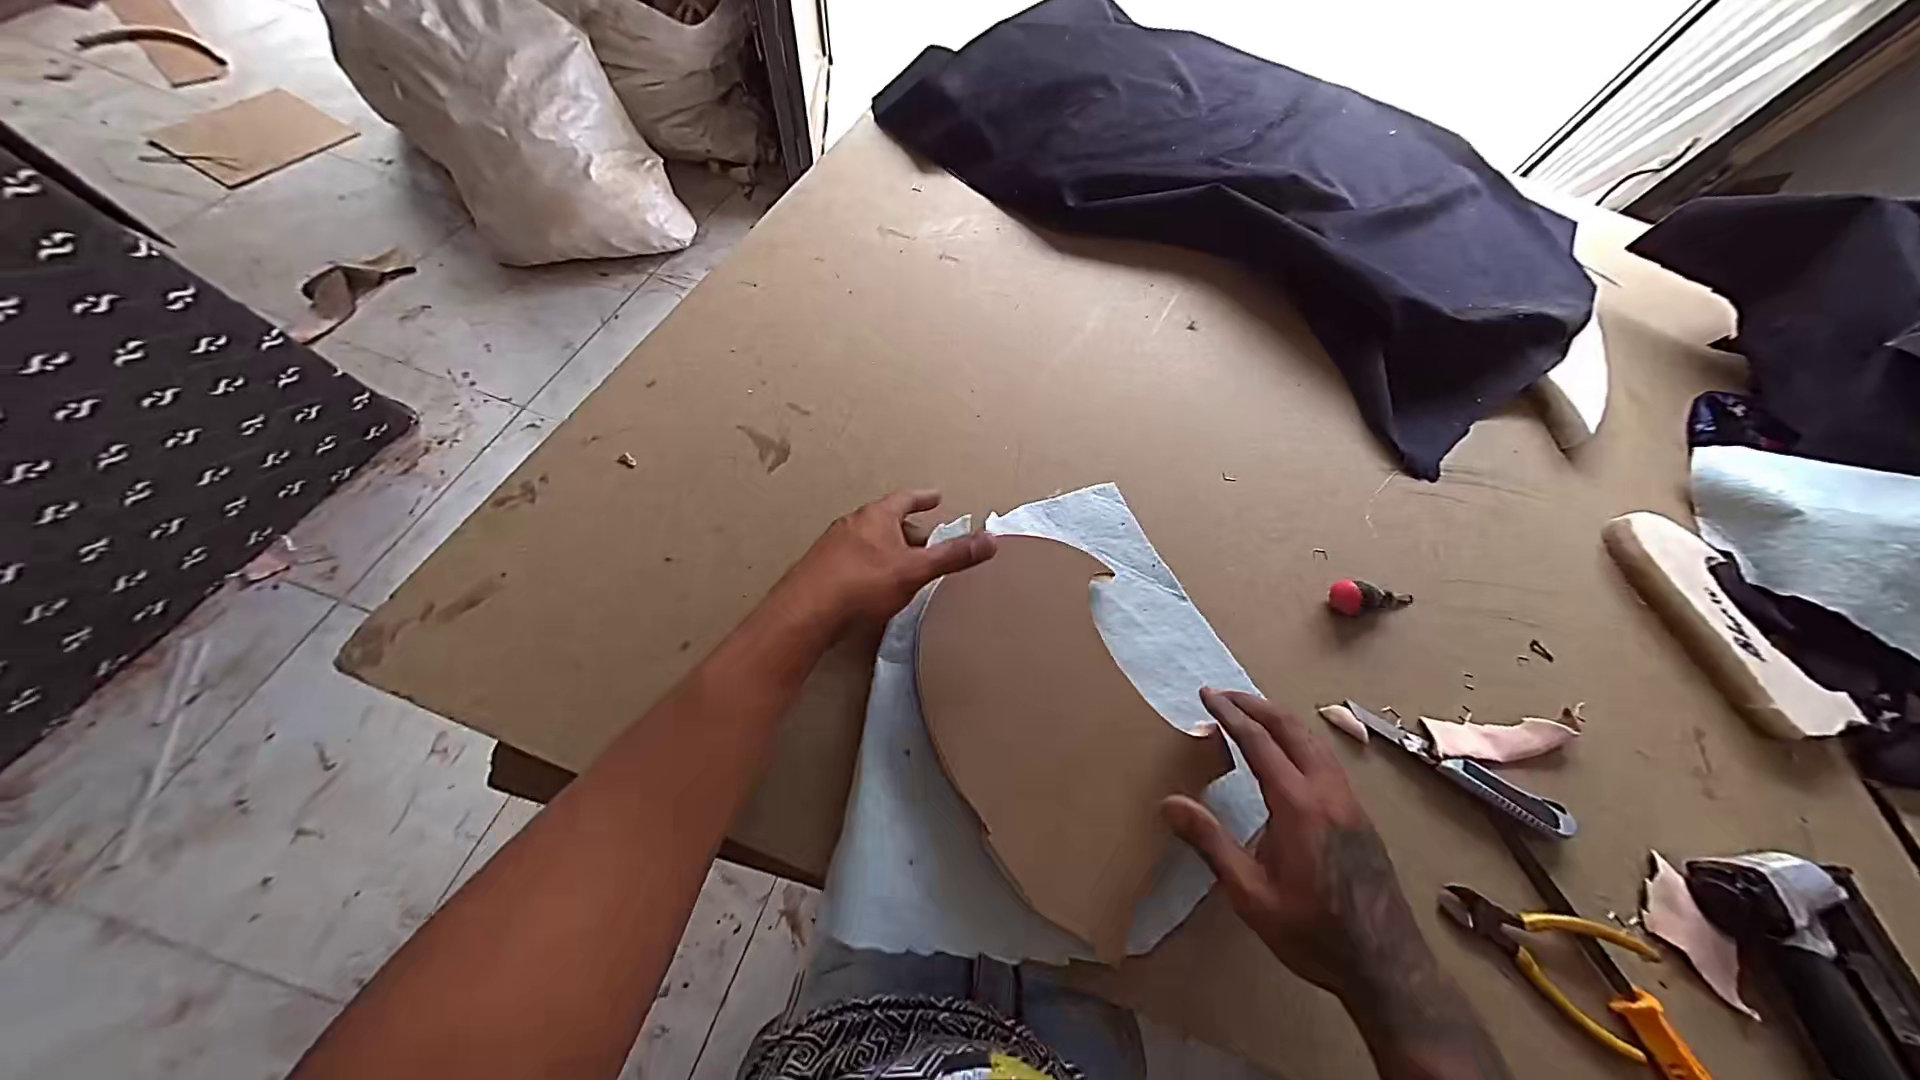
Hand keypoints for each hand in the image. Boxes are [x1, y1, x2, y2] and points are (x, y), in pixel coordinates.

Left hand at [774, 489, 996, 630]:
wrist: (805, 615)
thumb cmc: (861, 585)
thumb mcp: (914, 570)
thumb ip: (952, 556)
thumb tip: (990, 540)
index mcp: (875, 517)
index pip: (905, 499)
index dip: (923, 498)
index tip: (936, 496)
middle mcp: (851, 525)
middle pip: (886, 520)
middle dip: (908, 528)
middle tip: (928, 538)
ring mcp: (832, 547)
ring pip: (868, 541)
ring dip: (887, 548)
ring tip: (903, 562)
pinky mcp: (821, 571)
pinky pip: (853, 561)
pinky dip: (870, 566)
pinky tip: (874, 586)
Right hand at [1163, 690, 1416, 997]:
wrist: (1389, 969)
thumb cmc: (1313, 932)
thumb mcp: (1250, 894)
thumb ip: (1210, 842)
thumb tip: (1169, 803)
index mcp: (1298, 805)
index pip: (1259, 742)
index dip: (1230, 714)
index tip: (1207, 694)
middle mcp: (1327, 793)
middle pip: (1291, 728)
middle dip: (1254, 704)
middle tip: (1223, 694)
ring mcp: (1348, 802)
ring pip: (1312, 740)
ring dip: (1278, 718)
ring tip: (1250, 712)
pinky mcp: (1358, 814)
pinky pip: (1324, 757)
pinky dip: (1296, 737)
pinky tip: (1285, 751)